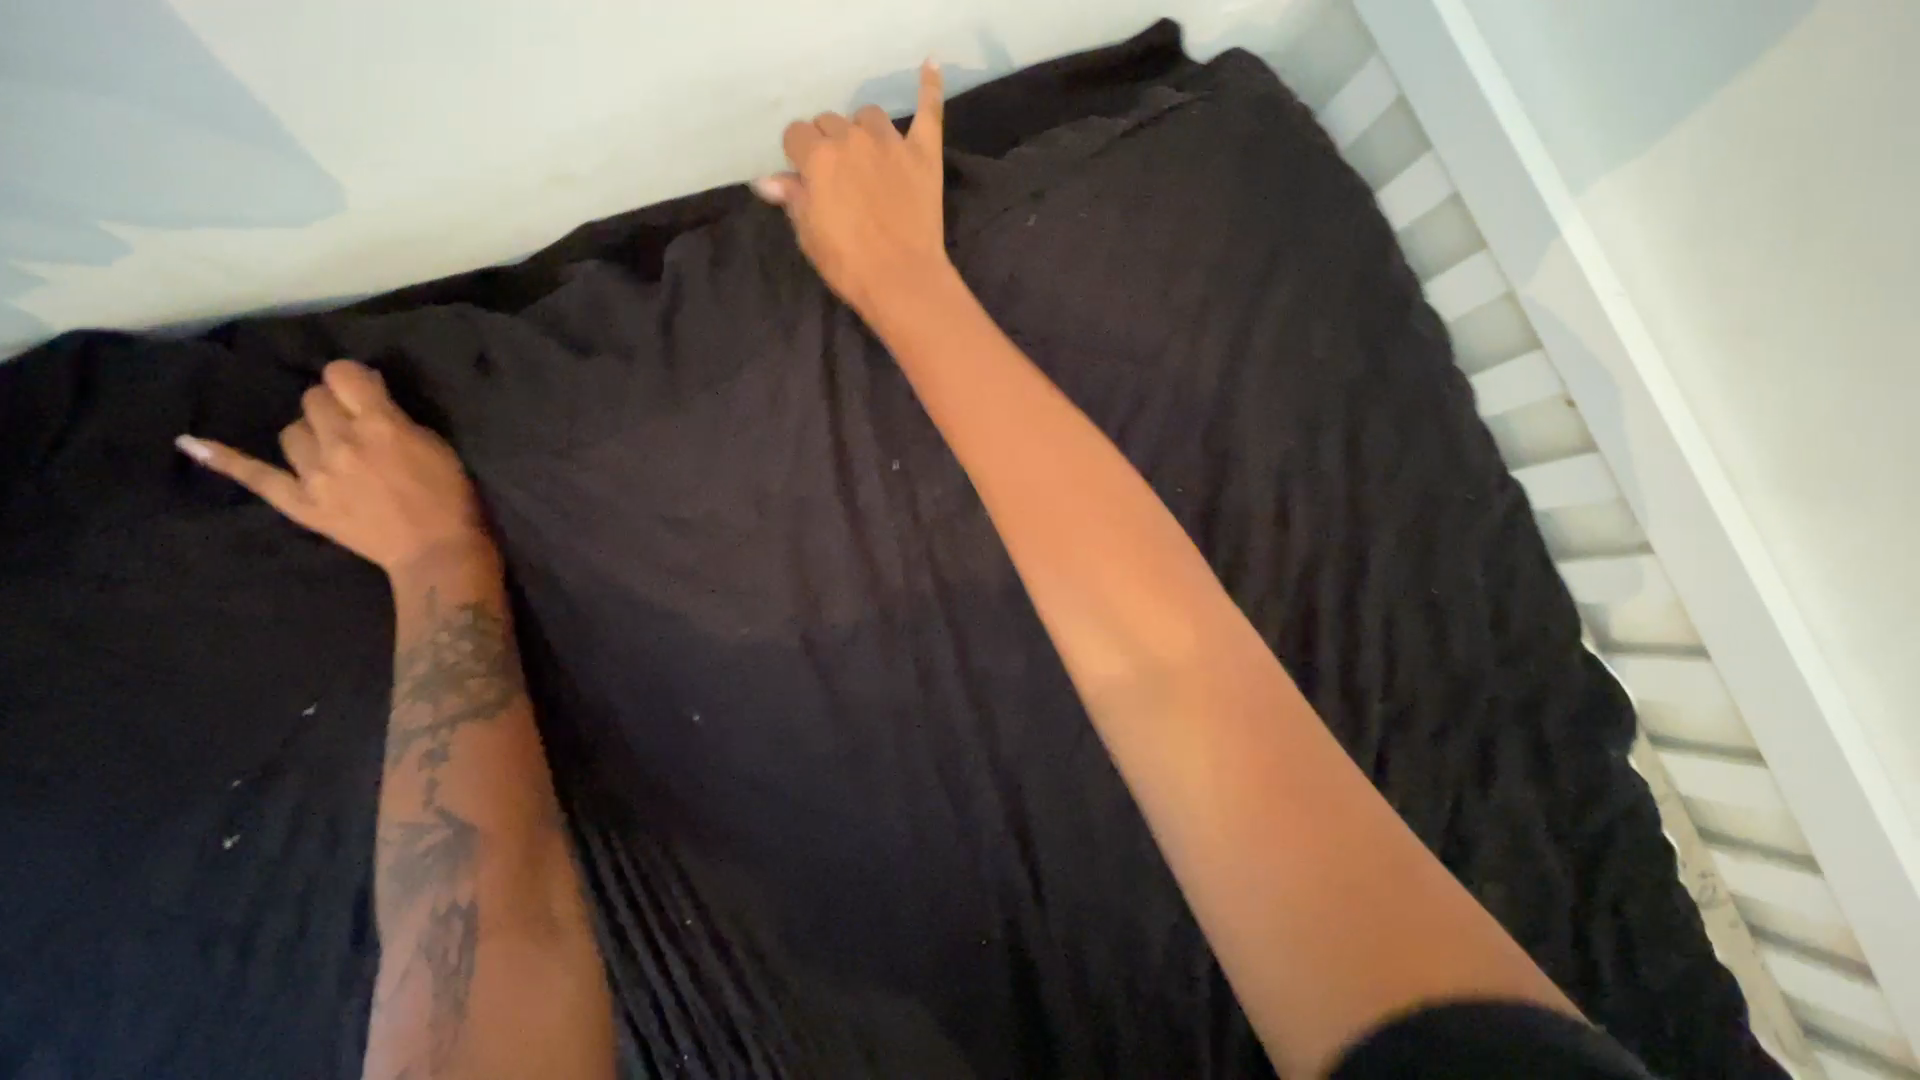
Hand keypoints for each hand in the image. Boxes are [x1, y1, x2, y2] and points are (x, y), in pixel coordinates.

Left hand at [177, 360, 490, 577]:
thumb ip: (397, 418)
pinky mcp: (299, 502)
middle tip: (355, 425)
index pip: (341, 375)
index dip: (354, 379)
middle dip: (333, 406)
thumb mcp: (436, 445)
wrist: (437, 552)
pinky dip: (222, 458)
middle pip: (312, 400)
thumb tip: (367, 395)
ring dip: (311, 433)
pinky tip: (191, 443)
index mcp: (379, 425)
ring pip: (291, 431)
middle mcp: (339, 443)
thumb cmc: (450, 497)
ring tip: (333, 451)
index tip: (368, 391)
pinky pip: (254, 474)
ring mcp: (313, 474)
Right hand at [753, 60, 952, 316]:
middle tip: (837, 178)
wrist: (902, 280)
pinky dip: (928, 87)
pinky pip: (928, 111)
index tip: (804, 178)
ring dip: (862, 131)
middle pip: (831, 123)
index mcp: (818, 157)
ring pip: (869, 116)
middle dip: (828, 144)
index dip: (798, 156)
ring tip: (867, 157)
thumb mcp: (808, 234)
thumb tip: (768, 180)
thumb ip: (793, 198)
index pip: (796, 135)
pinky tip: (930, 65)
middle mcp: (852, 139)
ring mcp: (891, 143)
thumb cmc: (848, 264)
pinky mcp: (924, 154)